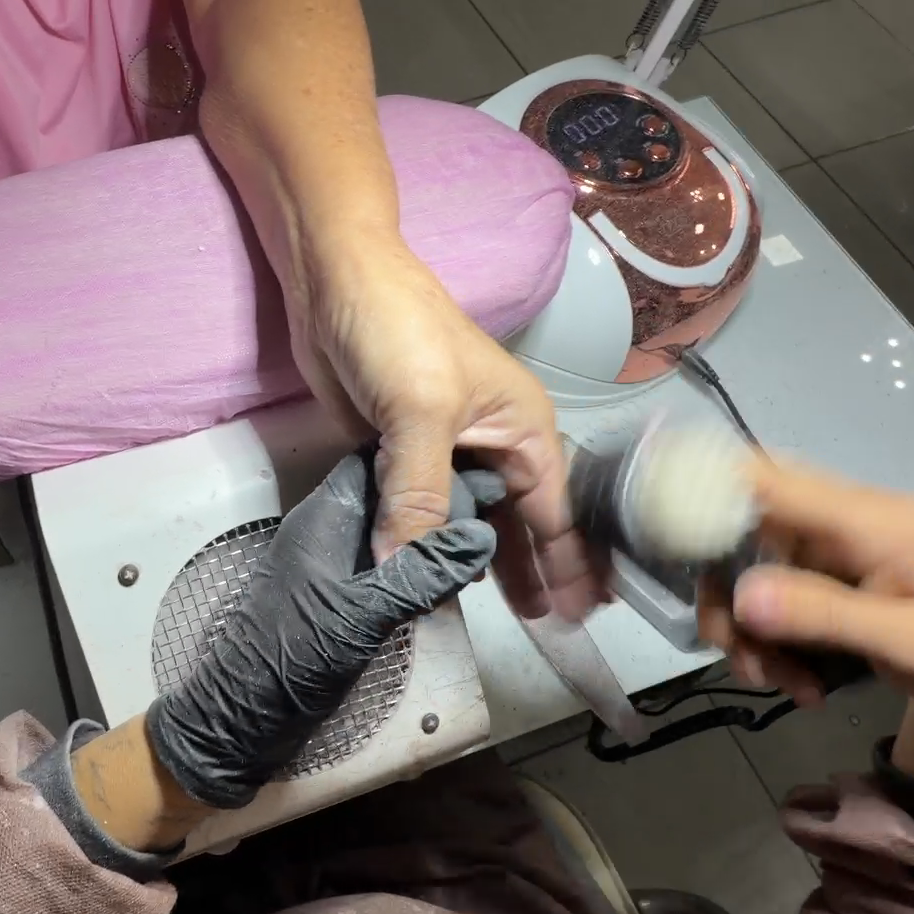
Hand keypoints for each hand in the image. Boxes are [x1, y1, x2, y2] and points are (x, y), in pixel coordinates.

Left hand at [145, 450, 499, 808]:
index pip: (381, 460)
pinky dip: (420, 568)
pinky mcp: (342, 594)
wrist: (247, 711)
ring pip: (394, 529)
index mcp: (326, 514)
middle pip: (393, 492)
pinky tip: (451, 582)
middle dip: (442, 499)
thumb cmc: (294, 653)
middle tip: (496, 516)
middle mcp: (331, 527)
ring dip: (433, 538)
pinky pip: (389, 564)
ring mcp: (335, 562)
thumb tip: (481, 534)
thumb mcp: (362, 612)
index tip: (486, 468)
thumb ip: (421, 573)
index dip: (430, 457)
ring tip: (482, 552)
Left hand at [287, 236, 595, 620]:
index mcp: (522, 433)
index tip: (576, 619)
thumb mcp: (422, 412)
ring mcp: (442, 455)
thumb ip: (418, 495)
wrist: (336, 285)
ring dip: (470, 564)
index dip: (568, 567)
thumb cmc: (401, 333)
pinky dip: (419, 543)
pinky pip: (415, 511)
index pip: (556, 515)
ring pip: (464, 522)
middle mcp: (490, 448)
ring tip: (475, 613)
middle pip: (515, 525)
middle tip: (536, 628)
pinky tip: (419, 575)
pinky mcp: (396, 457)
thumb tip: (404, 572)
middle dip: (524, 573)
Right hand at [698, 458, 913, 821]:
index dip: (696, 486)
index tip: (650, 524)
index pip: (762, 475)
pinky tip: (789, 679)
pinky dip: (759, 642)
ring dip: (740, 629)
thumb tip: (741, 597)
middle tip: (728, 641)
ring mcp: (827, 553)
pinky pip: (759, 601)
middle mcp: (840, 524)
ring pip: (739, 573)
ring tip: (770, 679)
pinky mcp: (819, 582)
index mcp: (871, 519)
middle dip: (718, 589)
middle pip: (735, 528)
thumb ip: (834, 616)